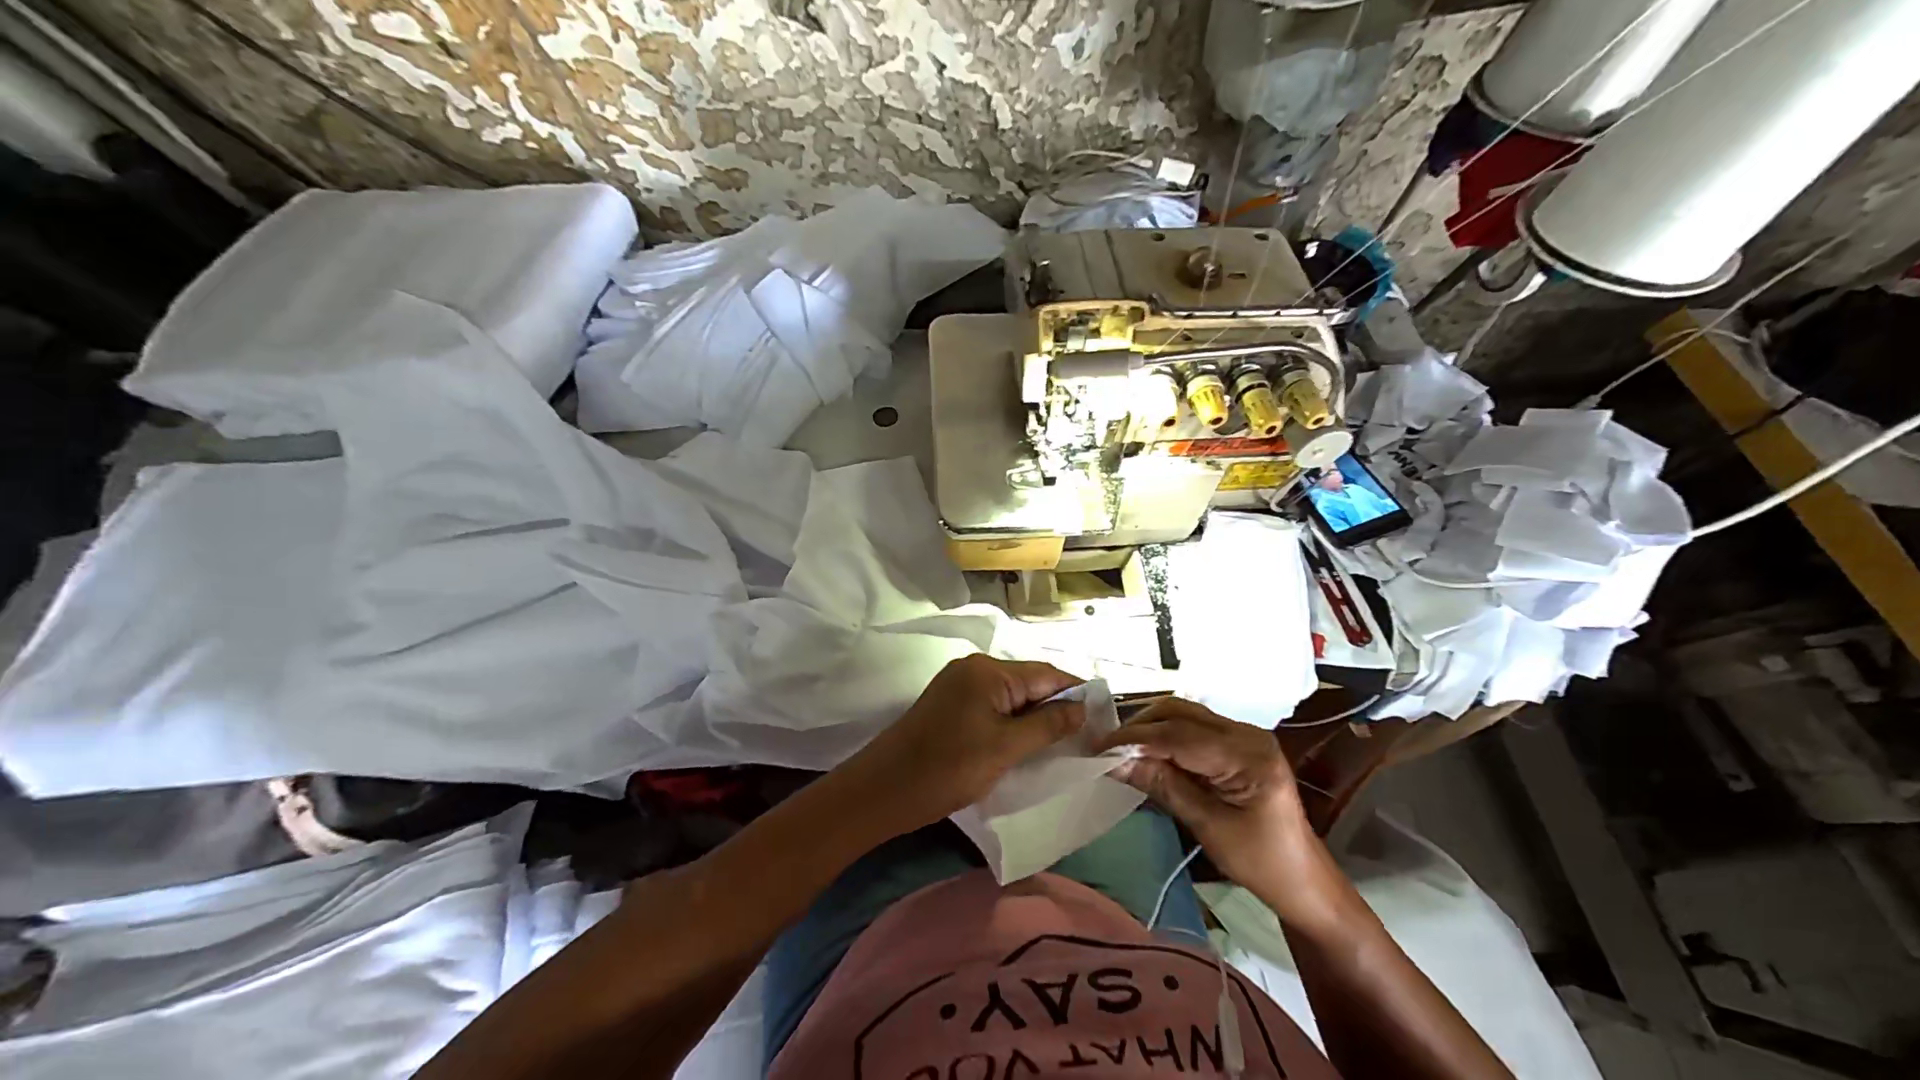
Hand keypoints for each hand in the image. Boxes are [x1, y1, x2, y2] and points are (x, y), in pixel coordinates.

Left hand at [843, 655, 1085, 832]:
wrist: (882, 791)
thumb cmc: (947, 768)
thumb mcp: (1005, 748)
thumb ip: (1047, 725)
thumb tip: (1082, 708)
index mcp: (988, 671)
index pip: (1046, 674)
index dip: (1076, 694)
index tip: (1104, 719)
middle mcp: (973, 669)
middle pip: (1029, 683)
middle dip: (1056, 708)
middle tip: (1086, 739)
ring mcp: (958, 687)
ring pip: (1011, 698)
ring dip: (1034, 719)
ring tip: (1061, 746)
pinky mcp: (949, 707)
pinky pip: (992, 708)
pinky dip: (1012, 724)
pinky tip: (1025, 745)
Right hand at [1093, 698, 1332, 921]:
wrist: (1301, 878)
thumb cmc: (1259, 861)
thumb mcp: (1207, 826)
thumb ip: (1162, 785)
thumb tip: (1114, 760)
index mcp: (1248, 755)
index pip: (1178, 735)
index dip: (1134, 738)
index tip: (1097, 747)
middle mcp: (1247, 733)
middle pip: (1180, 712)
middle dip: (1139, 726)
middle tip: (1105, 747)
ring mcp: (1244, 734)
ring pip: (1184, 714)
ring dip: (1150, 727)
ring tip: (1120, 748)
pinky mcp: (1237, 742)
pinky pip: (1193, 726)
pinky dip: (1165, 735)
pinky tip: (1147, 751)